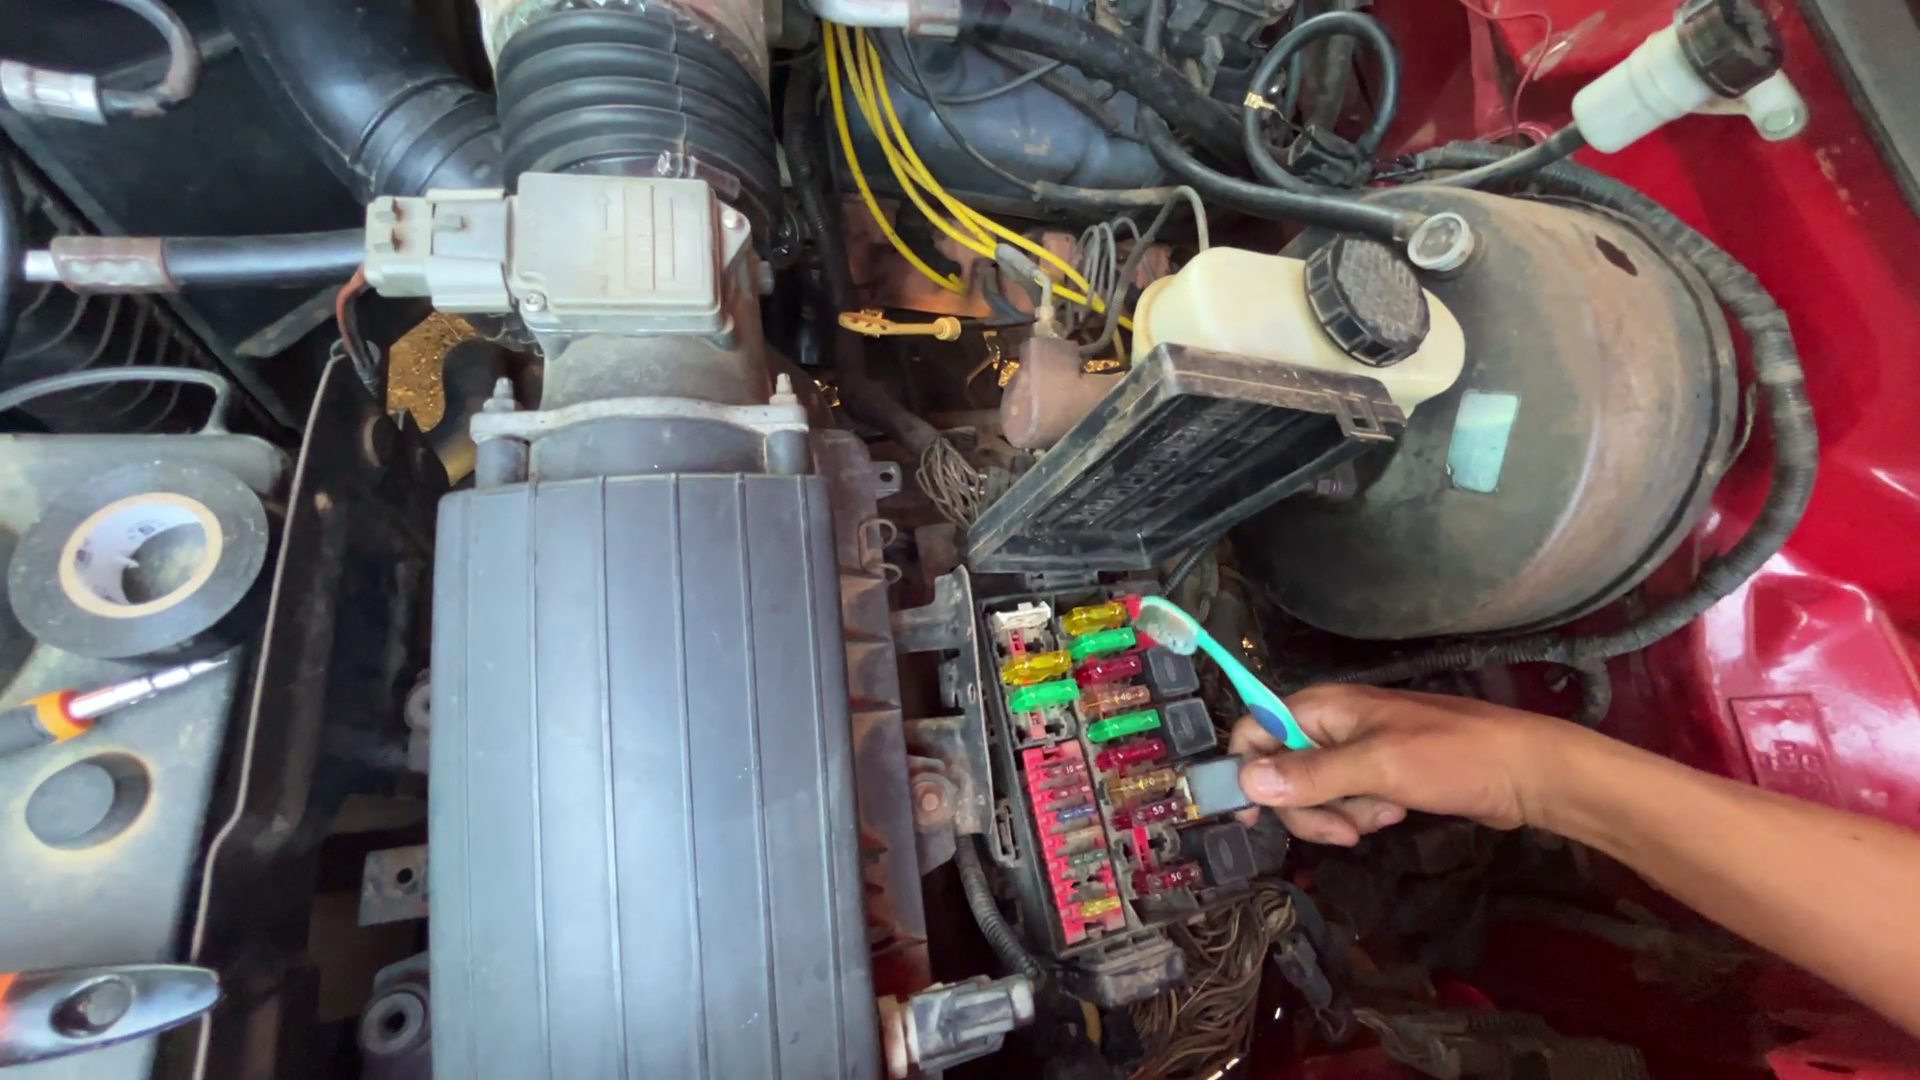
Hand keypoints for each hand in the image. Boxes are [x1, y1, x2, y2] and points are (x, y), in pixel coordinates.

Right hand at [1228, 684, 1576, 845]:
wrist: (1528, 773)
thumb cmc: (1451, 758)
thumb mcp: (1376, 768)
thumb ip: (1309, 775)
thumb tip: (1246, 783)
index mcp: (1319, 707)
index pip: (1254, 729)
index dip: (1246, 769)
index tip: (1253, 817)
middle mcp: (1327, 723)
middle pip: (1280, 767)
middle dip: (1307, 805)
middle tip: (1342, 831)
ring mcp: (1351, 746)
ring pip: (1312, 788)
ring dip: (1339, 812)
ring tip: (1381, 815)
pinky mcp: (1374, 769)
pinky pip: (1343, 795)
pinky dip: (1360, 811)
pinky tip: (1393, 812)